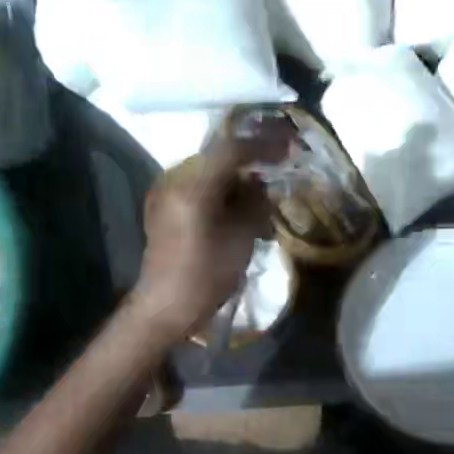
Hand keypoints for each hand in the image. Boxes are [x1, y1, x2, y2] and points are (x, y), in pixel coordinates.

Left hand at [128, 137, 271, 340]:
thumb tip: (261, 182)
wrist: (164, 308)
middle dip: (250, 161)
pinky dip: (221, 192)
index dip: (263, 145)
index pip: (231, 148)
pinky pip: (198, 188)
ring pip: (209, 172)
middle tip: (278, 167)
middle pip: (218, 156)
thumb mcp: (241, 238)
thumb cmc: (206, 276)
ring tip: (261, 196)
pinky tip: (239, 210)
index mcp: (192, 185)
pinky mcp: (164, 208)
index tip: (289, 147)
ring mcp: (166, 193)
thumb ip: (254, 202)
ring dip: (236, 179)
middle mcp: (174, 179)